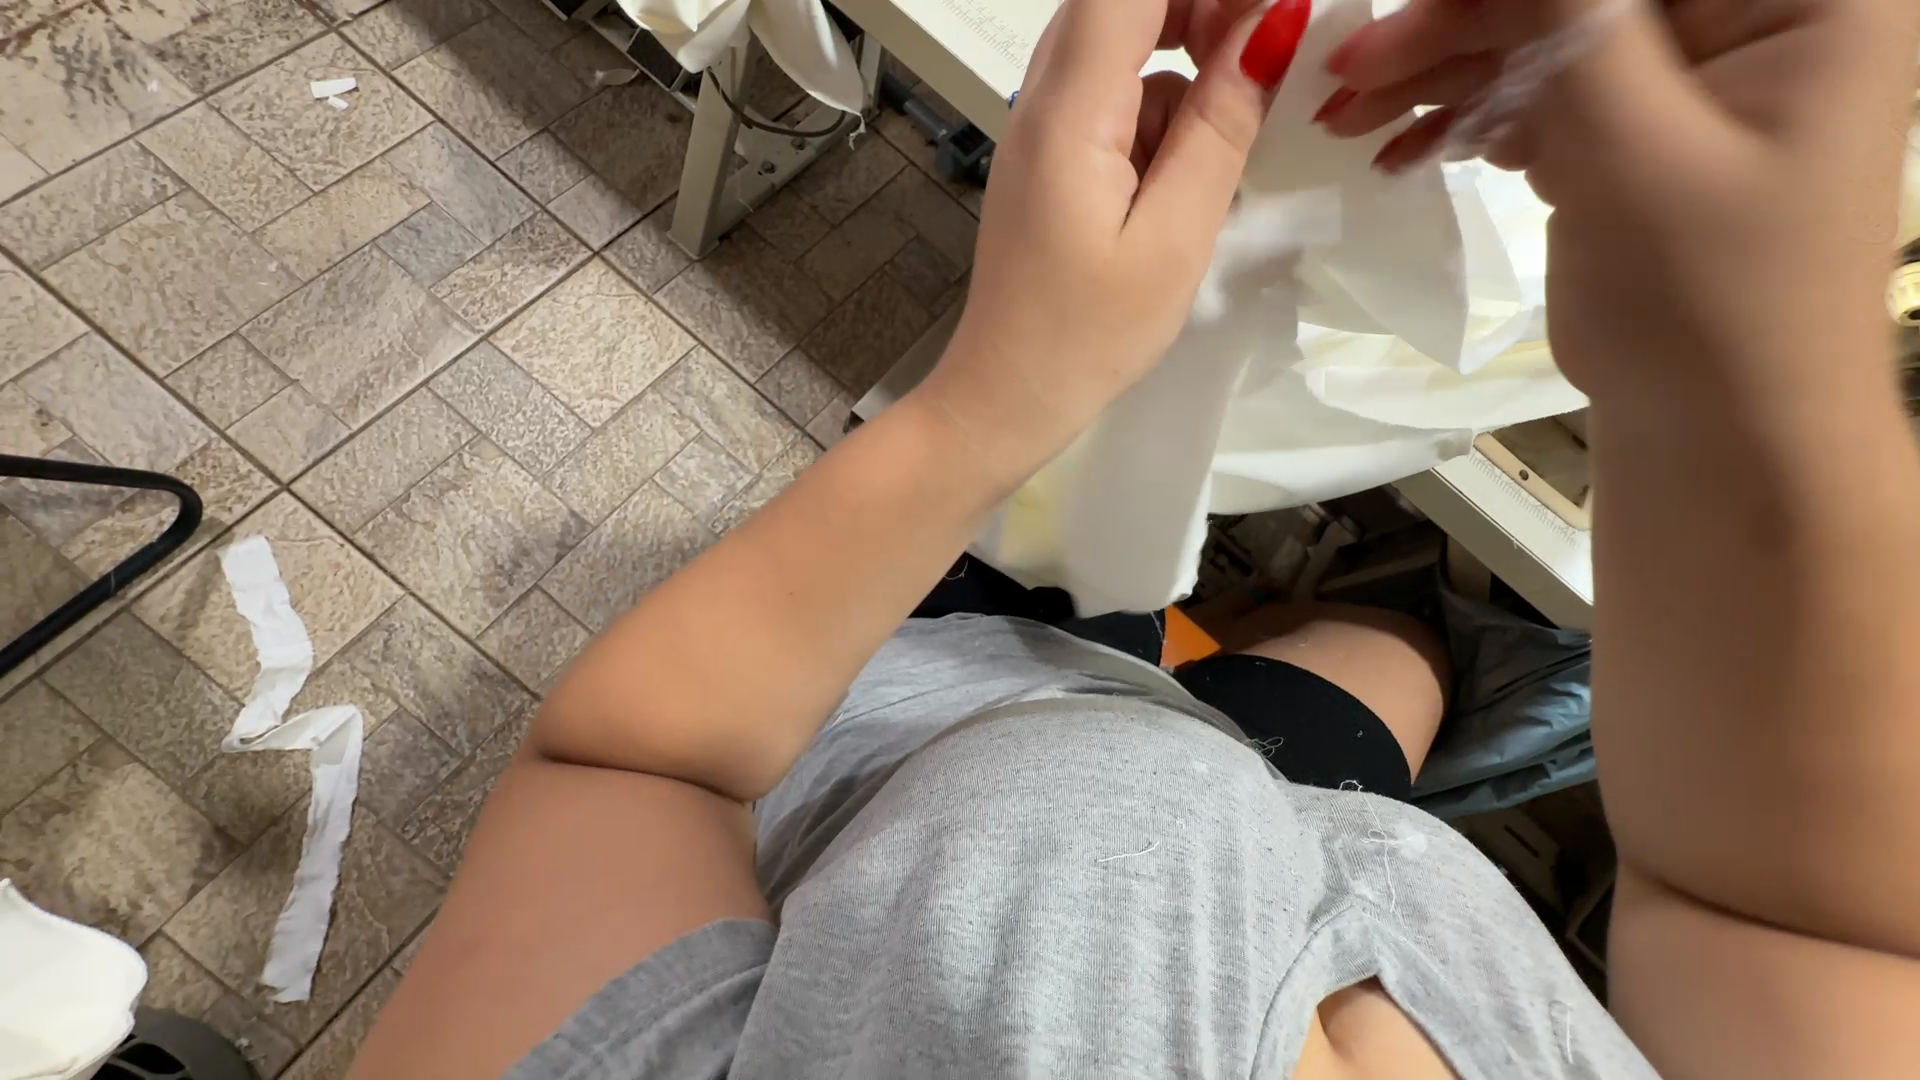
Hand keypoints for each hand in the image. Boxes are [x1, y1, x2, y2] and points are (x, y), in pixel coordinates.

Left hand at [914, 0, 1294, 470]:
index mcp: (1067, 112)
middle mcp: (1040, 104)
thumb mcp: (1173, 239)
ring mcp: (1038, 136)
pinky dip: (1157, 121)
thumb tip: (1272, 25)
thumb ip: (1220, 128)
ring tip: (1225, 145)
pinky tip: (1184, 181)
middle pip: (1122, 3)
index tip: (1270, 21)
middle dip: (1203, 16)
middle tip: (1263, 71)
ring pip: (1119, 54)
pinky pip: (1108, 107)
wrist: (1007, 398)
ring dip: (1184, 73)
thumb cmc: (1086, 338)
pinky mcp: (1047, 168)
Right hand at [1317, 0, 1917, 404]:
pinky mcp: (1622, 143)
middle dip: (1450, 29)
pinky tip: (1404, 155)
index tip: (1390, 17)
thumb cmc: (1706, 293)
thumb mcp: (1637, 151)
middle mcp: (1742, 15)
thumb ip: (1573, 30)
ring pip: (1538, 46)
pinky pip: (1532, 106)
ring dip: (1438, 80)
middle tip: (1342, 79)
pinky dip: (1463, 126)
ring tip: (1346, 123)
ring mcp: (1675, 84)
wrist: (1714, 420)